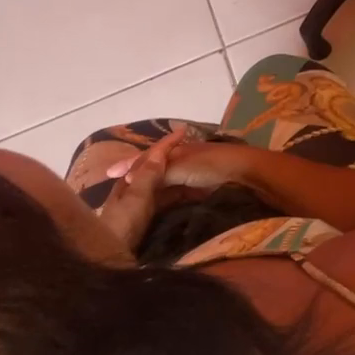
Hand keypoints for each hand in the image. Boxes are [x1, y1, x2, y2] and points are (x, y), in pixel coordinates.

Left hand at [95, 129, 187, 250]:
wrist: (106, 260)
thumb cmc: (122, 226)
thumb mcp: (137, 199)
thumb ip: (148, 176)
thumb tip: (160, 152)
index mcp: (127, 183)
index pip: (149, 158)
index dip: (166, 145)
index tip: (184, 132)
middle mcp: (130, 192)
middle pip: (154, 171)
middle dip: (173, 160)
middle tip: (196, 154)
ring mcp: (136, 209)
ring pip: (161, 187)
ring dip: (178, 180)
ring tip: (199, 177)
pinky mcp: (143, 224)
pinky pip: (164, 202)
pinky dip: (177, 197)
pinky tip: (188, 200)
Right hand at [105, 140, 268, 192]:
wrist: (244, 169)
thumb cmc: (209, 165)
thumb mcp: (178, 168)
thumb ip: (155, 173)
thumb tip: (131, 179)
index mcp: (174, 150)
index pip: (145, 157)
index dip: (128, 165)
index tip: (110, 176)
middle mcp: (182, 157)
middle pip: (155, 168)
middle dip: (138, 176)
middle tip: (119, 191)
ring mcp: (194, 170)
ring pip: (167, 179)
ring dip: (153, 187)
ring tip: (135, 200)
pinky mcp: (204, 184)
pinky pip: (181, 189)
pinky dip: (170, 194)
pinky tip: (163, 203)